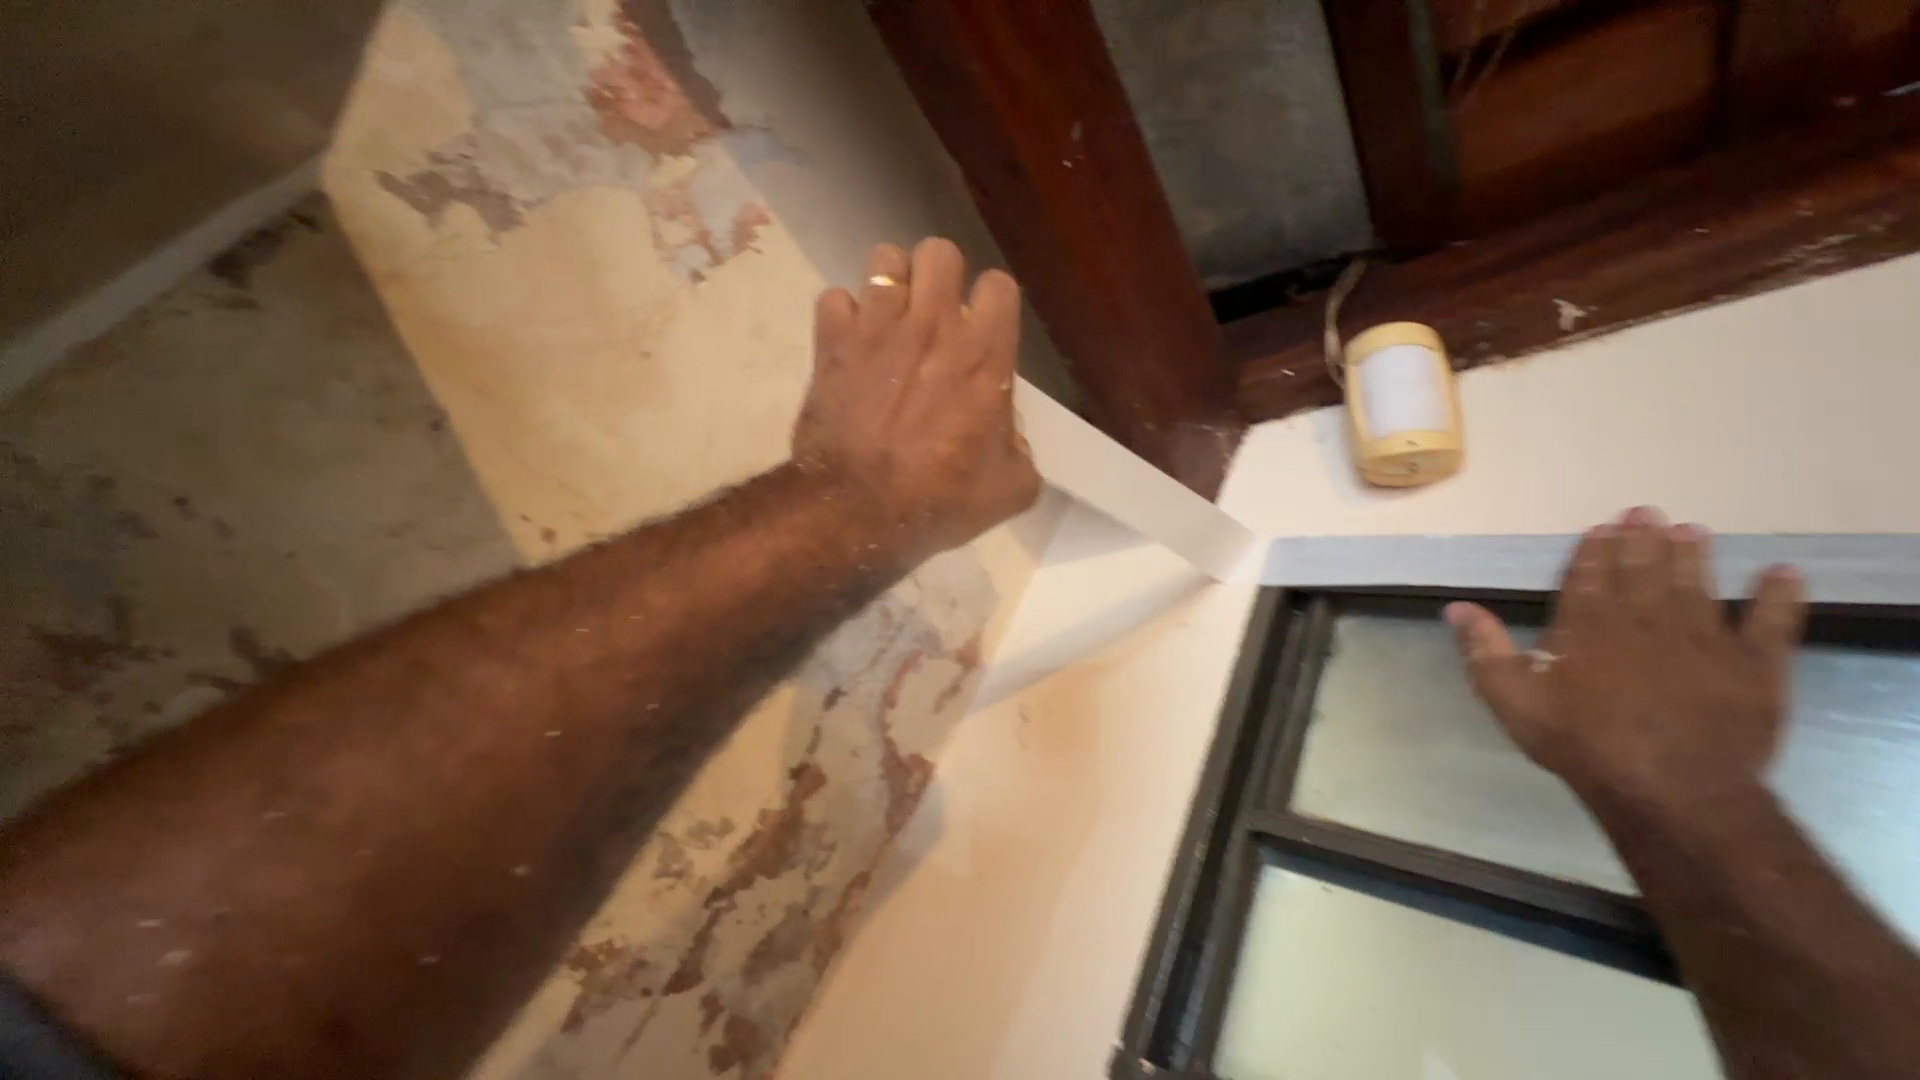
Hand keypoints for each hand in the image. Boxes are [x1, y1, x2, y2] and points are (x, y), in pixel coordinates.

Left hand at [792, 238, 1041, 560]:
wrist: (860, 509)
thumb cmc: (940, 500)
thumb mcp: (1009, 490)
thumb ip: (1020, 455)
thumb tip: (1010, 439)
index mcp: (985, 355)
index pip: (999, 285)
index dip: (992, 303)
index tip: (983, 329)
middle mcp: (934, 325)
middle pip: (940, 252)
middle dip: (938, 277)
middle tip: (933, 314)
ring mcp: (878, 327)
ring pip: (885, 260)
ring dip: (890, 284)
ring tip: (889, 317)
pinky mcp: (832, 342)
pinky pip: (834, 299)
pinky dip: (841, 318)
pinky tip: (848, 345)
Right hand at [1445, 507, 1806, 810]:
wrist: (1668, 787)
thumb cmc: (1580, 741)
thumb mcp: (1510, 698)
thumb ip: (1484, 649)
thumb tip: (1457, 606)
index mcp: (1588, 625)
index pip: (1588, 577)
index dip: (1594, 551)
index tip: (1601, 528)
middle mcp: (1645, 619)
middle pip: (1643, 571)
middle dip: (1642, 540)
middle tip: (1646, 512)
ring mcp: (1704, 639)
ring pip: (1697, 585)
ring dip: (1693, 556)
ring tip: (1692, 531)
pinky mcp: (1754, 665)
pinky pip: (1772, 622)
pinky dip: (1780, 597)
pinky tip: (1783, 574)